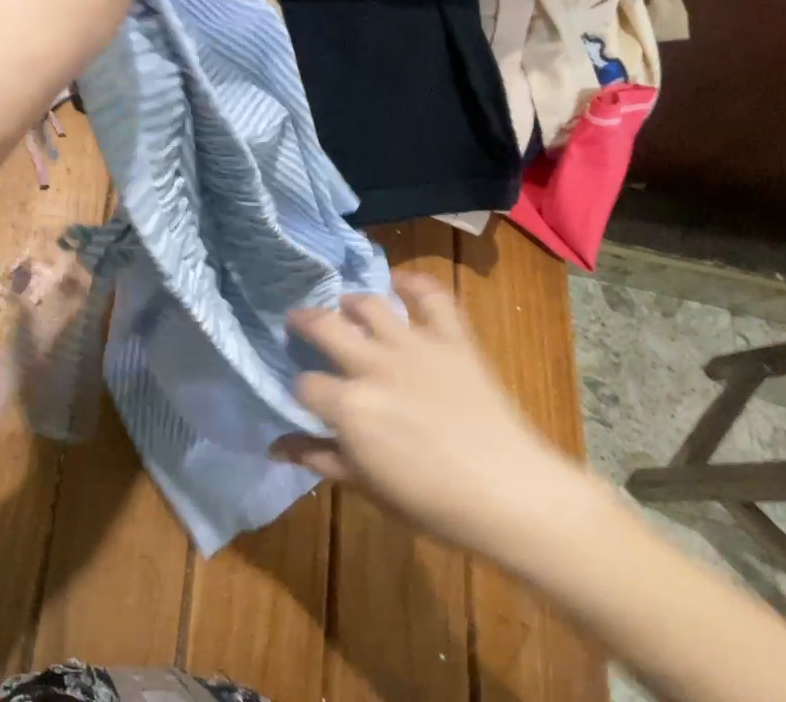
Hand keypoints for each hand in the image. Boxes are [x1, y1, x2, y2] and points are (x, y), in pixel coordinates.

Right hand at [278, 271, 595, 562]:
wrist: (510, 494)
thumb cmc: (432, 501)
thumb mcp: (366, 485)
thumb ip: (319, 457)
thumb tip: (275, 447)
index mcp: (349, 406)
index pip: (304, 384)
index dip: (301, 390)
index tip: (306, 397)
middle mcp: (374, 366)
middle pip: (324, 326)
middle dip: (304, 322)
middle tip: (298, 323)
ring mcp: (414, 347)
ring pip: (369, 304)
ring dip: (350, 301)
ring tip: (345, 307)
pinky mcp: (453, 340)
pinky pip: (431, 296)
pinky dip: (412, 283)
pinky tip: (397, 283)